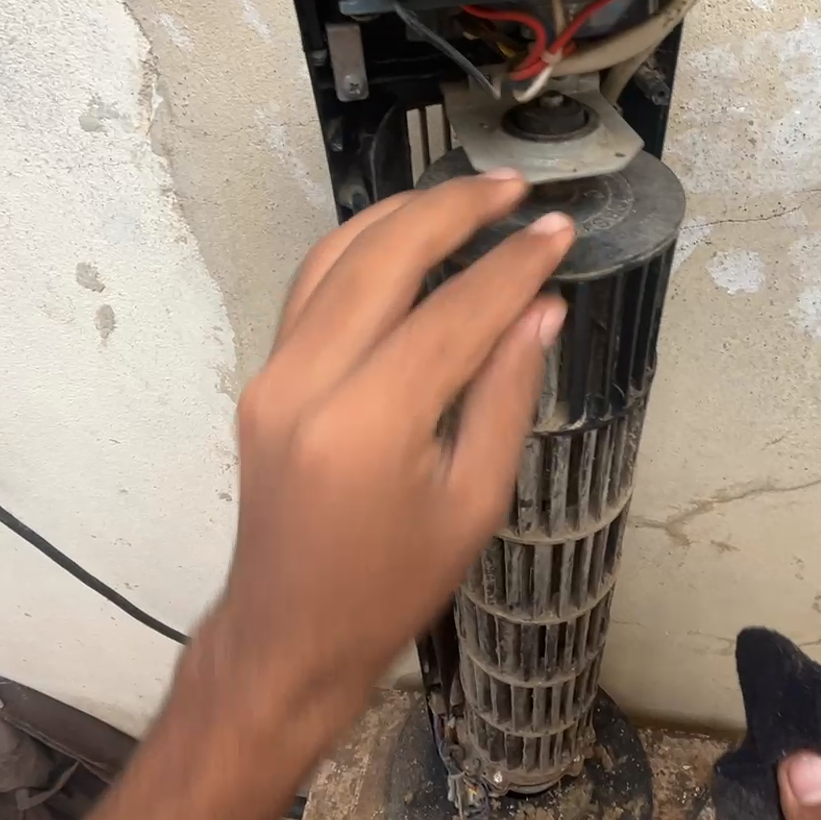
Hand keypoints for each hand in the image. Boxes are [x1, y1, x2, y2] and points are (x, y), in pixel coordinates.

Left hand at [218, 169, 572, 713]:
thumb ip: (506, 395)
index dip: (514, 267)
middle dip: (454, 210)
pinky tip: (399, 236)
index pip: (454, 315)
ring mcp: (272, 375)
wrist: (289, 631)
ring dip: (401, 215)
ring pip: (335, 257)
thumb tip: (541, 310)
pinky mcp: (262, 378)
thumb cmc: (393, 586)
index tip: (558, 230)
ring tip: (463, 198)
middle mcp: (307, 383)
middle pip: (384, 259)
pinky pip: (310, 288)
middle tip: (513, 188)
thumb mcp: (474, 503)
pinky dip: (358, 248)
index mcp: (369, 426)